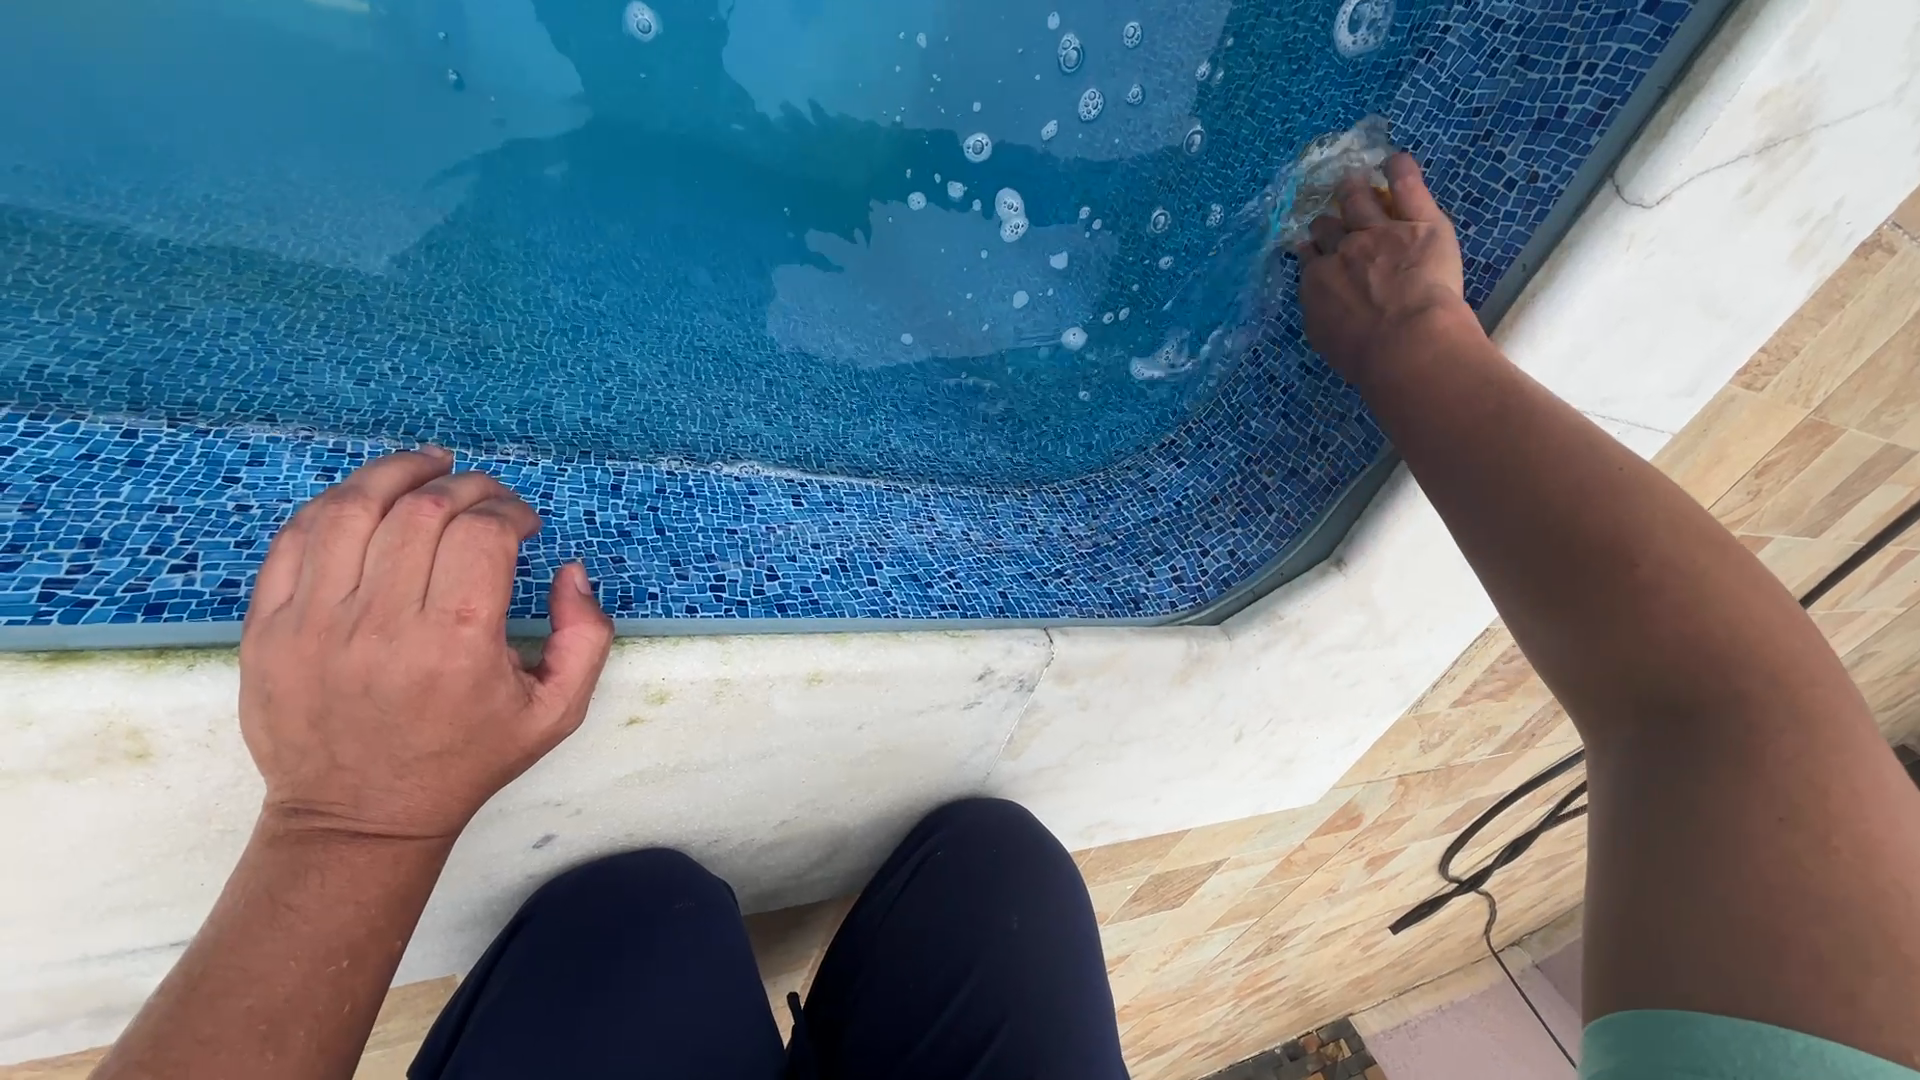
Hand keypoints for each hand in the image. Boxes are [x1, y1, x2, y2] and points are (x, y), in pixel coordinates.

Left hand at [238, 448, 614, 843]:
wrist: (359, 815)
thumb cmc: (469, 759)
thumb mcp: (559, 710)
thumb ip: (587, 636)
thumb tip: (570, 570)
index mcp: (459, 642)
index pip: (482, 533)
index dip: (511, 511)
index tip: (524, 523)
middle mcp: (384, 624)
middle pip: (423, 511)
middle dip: (468, 486)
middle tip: (488, 496)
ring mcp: (314, 623)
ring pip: (352, 509)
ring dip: (399, 473)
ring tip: (430, 466)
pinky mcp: (267, 628)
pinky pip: (296, 538)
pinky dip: (339, 504)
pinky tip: (372, 498)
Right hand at [1295, 152, 1476, 381]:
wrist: (1406, 341)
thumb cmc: (1363, 354)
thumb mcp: (1324, 337)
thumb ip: (1318, 309)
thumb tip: (1317, 296)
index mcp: (1317, 281)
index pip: (1309, 255)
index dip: (1311, 247)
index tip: (1312, 245)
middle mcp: (1343, 250)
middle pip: (1330, 225)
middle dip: (1329, 219)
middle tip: (1332, 212)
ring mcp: (1380, 232)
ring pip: (1360, 200)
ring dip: (1355, 188)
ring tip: (1354, 179)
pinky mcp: (1420, 222)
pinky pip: (1407, 187)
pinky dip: (1399, 169)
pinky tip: (1395, 160)